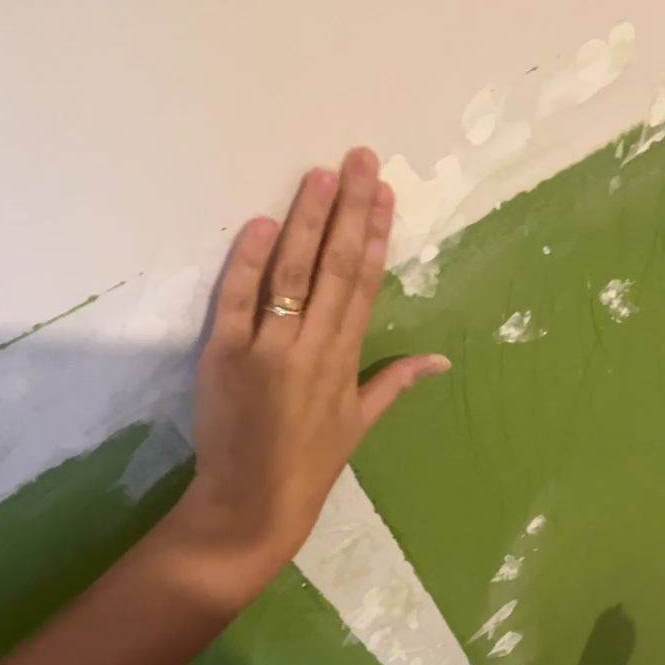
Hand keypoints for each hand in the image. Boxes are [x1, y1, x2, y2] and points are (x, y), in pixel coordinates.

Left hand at [165, 147, 449, 613]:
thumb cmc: (310, 466)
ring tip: (320, 175)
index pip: (366, 285)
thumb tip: (441, 358)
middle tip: (360, 158)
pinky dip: (247, 262)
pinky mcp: (223, 356)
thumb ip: (396, 381)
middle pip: (336, 268)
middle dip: (350, 210)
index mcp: (347, 361)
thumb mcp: (361, 424)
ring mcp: (267, 350)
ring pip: (292, 275)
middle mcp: (314, 348)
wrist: (252, 506)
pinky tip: (259, 223)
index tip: (385, 193)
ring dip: (307, 222)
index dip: (377, 235)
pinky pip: (238, 301)